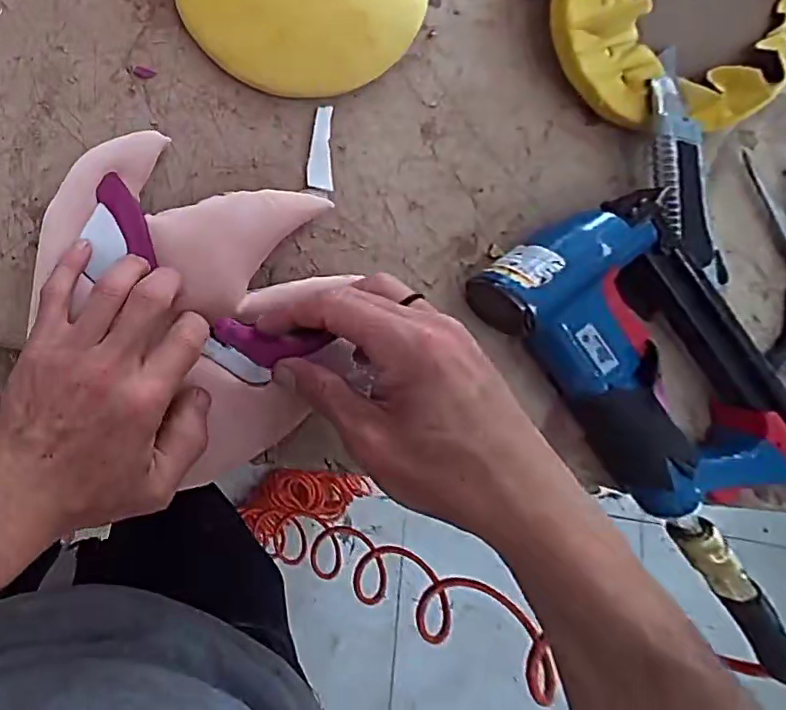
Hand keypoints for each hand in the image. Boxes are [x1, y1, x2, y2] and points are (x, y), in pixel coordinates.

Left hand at [0, 241, 212, 542]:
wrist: (18, 490)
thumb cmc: (89, 489)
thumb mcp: (157, 487)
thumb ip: (191, 439)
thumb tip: (200, 392)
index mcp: (145, 398)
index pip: (187, 336)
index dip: (197, 326)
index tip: (191, 331)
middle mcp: (112, 365)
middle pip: (151, 299)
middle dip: (169, 282)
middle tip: (171, 286)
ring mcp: (73, 350)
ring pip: (110, 287)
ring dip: (132, 267)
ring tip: (141, 267)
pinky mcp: (42, 343)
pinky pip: (56, 292)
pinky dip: (72, 264)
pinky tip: (86, 247)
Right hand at [260, 275, 578, 540]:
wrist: (525, 496)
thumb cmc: (448, 476)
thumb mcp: (373, 441)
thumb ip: (325, 393)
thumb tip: (286, 366)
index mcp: (408, 342)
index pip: (335, 304)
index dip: (291, 311)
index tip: (260, 327)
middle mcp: (431, 321)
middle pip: (360, 289)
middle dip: (316, 305)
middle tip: (284, 334)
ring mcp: (451, 329)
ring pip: (386, 295)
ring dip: (346, 308)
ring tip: (318, 340)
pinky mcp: (460, 343)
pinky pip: (407, 313)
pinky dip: (375, 319)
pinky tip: (363, 354)